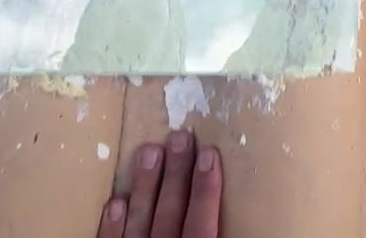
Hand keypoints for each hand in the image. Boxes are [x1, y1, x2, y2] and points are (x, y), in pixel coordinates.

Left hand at [98, 131, 221, 237]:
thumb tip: (252, 227)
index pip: (200, 224)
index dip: (206, 190)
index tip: (208, 152)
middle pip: (170, 213)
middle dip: (175, 174)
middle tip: (179, 136)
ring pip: (140, 222)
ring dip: (144, 187)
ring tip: (148, 151)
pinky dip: (113, 225)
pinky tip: (116, 201)